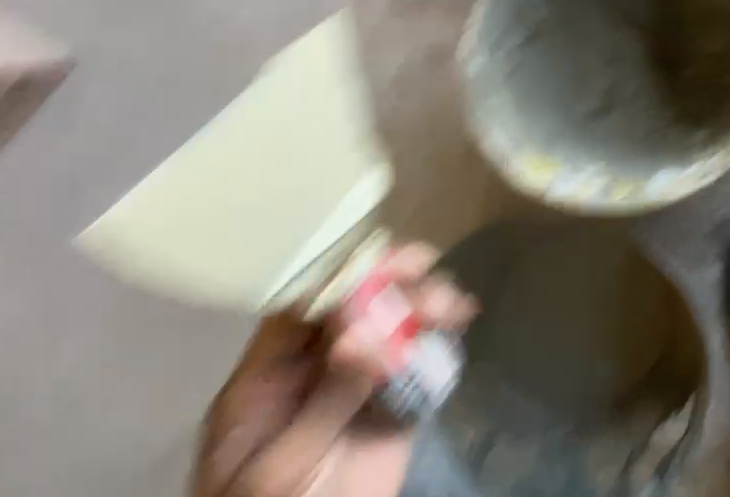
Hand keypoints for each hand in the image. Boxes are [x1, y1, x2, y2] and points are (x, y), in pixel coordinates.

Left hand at [194, 244, 478, 496]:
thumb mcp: (280, 467)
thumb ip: (323, 401)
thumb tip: (365, 332)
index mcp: (267, 381)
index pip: (300, 310)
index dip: (337, 279)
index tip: (375, 263)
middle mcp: (315, 369)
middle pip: (355, 306)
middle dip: (389, 279)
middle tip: (420, 265)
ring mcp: (361, 383)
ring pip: (395, 323)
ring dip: (423, 301)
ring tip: (447, 304)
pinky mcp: (400, 400)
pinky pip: (424, 354)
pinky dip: (445, 331)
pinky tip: (462, 316)